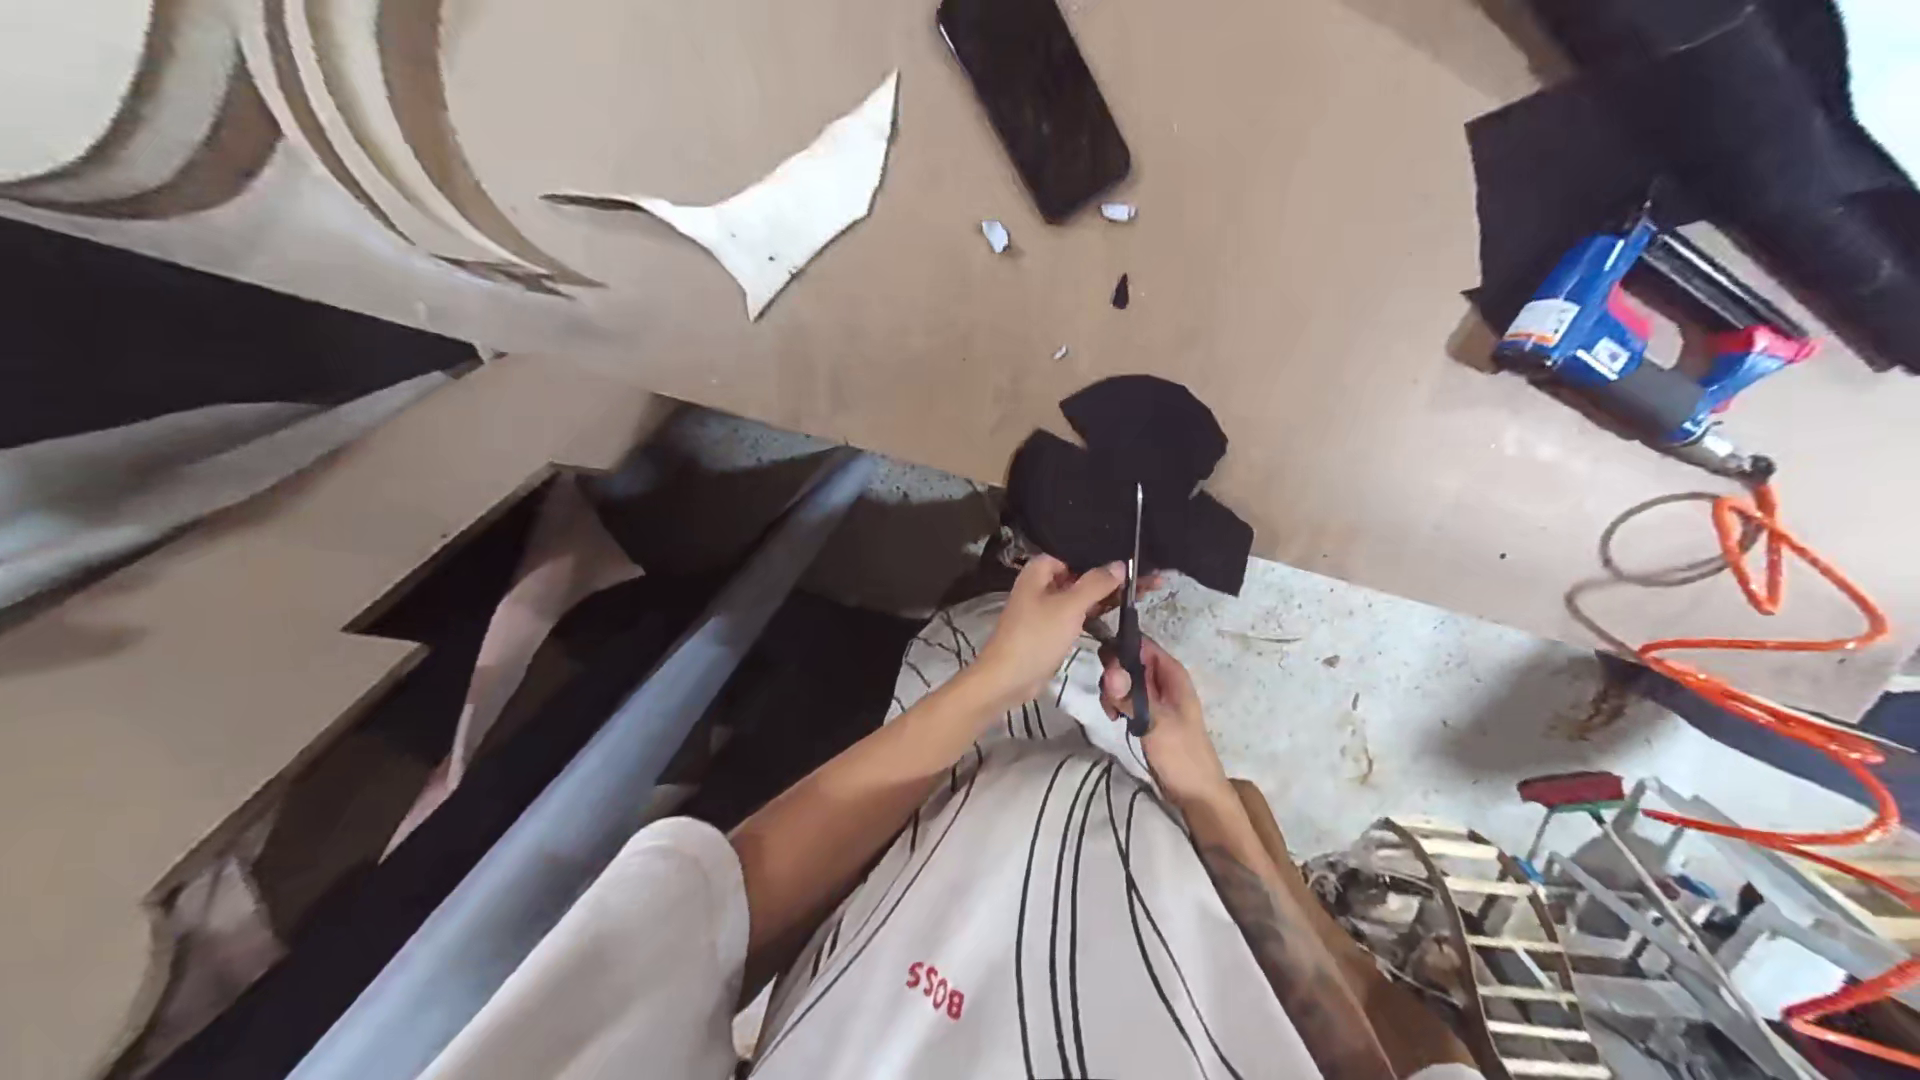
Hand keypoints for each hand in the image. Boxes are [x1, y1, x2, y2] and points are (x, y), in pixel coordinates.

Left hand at [970, 555, 1124, 711]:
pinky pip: (1074, 615)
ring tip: (1135, 594)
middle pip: (1076, 575)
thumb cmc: (1036, 636)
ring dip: (1100, 597)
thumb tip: (1119, 564)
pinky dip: (1091, 613)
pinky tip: (1114, 614)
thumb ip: (1095, 584)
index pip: (1071, 553)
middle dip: (1103, 578)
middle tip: (1139, 579)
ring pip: (1077, 597)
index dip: (1096, 556)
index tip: (1125, 561)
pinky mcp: (1049, 630)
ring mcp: (1044, 609)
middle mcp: (1039, 586)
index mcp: (1037, 572)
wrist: (1009, 678)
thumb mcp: (1069, 607)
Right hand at [1099, 638, 1228, 803]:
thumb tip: (1109, 670)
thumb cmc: (1182, 755)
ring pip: (1122, 678)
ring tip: (1113, 713)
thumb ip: (1131, 696)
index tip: (1103, 668)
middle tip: (1109, 697)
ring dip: (1112, 691)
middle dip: (1112, 673)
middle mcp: (1162, 679)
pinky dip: (1115, 703)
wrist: (1195, 793)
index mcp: (1172, 673)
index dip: (1119, 648)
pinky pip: (1124, 696)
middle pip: (1127, 658)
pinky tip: (1114, 718)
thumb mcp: (1156, 723)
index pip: (1140, 643)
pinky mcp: (1145, 712)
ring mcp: (1153, 696)